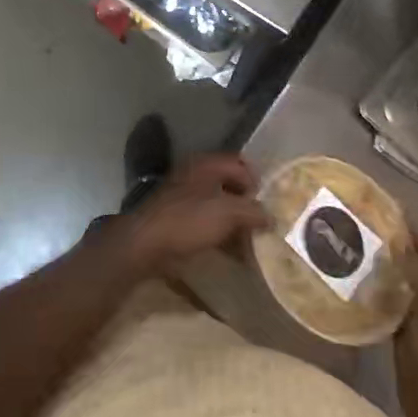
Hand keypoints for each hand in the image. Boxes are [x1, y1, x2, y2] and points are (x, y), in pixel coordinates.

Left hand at [113, 153, 269, 273]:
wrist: (146, 243)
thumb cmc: (188, 220)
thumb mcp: (228, 213)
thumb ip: (253, 212)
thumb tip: (270, 216)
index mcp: (206, 165)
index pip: (240, 163)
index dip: (257, 181)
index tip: (269, 204)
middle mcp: (196, 175)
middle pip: (231, 185)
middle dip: (249, 204)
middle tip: (265, 224)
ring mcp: (186, 198)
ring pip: (220, 206)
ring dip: (237, 222)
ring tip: (253, 242)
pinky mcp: (180, 220)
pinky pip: (209, 223)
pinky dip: (223, 235)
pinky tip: (235, 253)